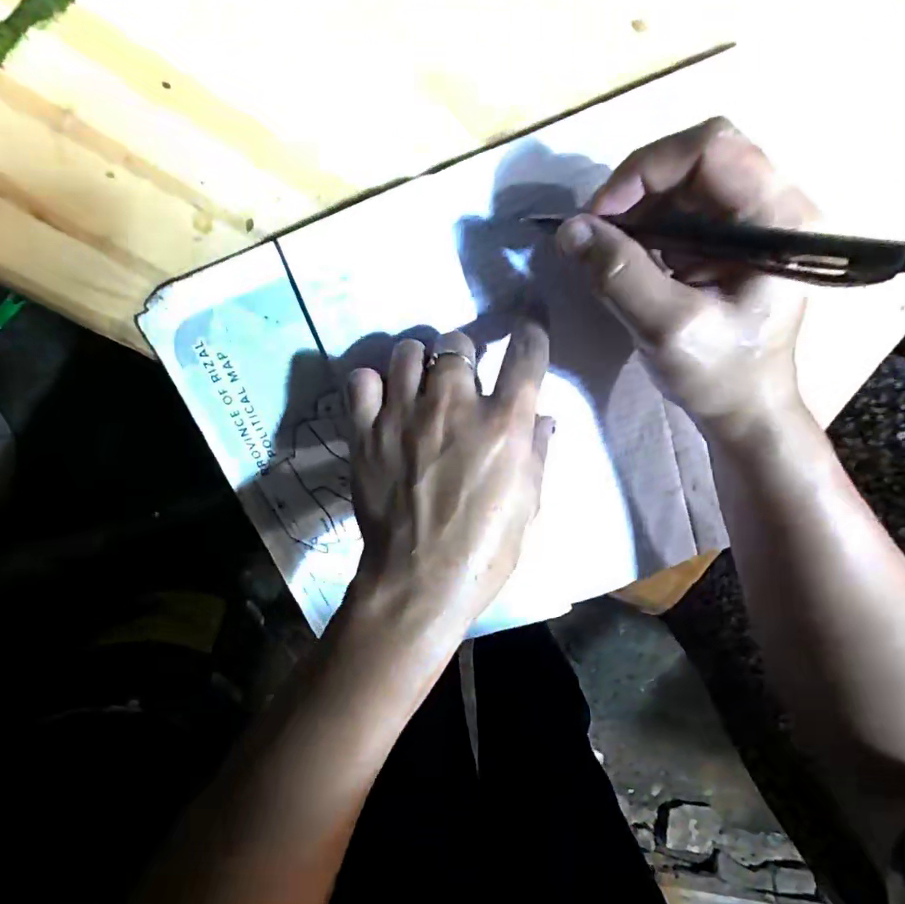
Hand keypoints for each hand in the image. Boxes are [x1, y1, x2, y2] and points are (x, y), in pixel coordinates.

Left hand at [343, 322, 553, 636]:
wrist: (420, 581)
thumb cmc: (486, 549)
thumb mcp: (529, 504)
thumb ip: (537, 453)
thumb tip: (542, 419)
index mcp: (505, 423)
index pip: (526, 353)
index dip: (532, 328)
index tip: (530, 322)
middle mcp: (455, 405)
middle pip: (459, 341)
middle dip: (466, 352)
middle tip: (464, 375)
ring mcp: (405, 415)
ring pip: (409, 350)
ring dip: (421, 361)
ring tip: (422, 384)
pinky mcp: (365, 432)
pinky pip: (362, 379)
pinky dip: (374, 383)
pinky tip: (384, 401)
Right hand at [555, 117, 820, 440]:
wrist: (746, 413)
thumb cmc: (720, 378)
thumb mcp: (666, 329)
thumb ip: (619, 276)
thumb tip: (569, 229)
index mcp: (777, 220)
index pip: (712, 148)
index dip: (646, 169)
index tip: (602, 215)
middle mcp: (774, 207)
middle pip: (698, 158)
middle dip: (639, 188)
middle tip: (601, 230)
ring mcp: (754, 222)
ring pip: (687, 181)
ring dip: (640, 208)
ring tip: (610, 249)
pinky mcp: (733, 240)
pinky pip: (685, 209)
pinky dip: (649, 225)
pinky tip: (632, 258)